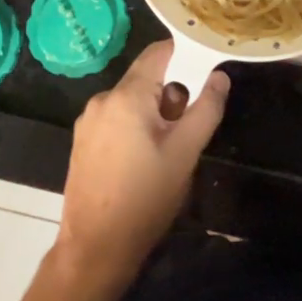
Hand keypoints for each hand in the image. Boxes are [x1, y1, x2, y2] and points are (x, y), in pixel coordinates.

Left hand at [56, 41, 229, 273]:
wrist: (95, 248)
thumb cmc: (146, 198)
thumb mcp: (186, 152)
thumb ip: (206, 108)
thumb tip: (219, 76)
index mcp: (127, 95)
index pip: (159, 52)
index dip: (186, 55)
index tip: (206, 72)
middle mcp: (102, 99)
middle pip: (146, 79)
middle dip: (171, 96)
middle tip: (186, 131)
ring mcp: (88, 122)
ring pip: (132, 101)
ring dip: (153, 115)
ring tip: (165, 153)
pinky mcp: (82, 142)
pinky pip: (116, 119)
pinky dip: (134, 128)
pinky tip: (142, 163)